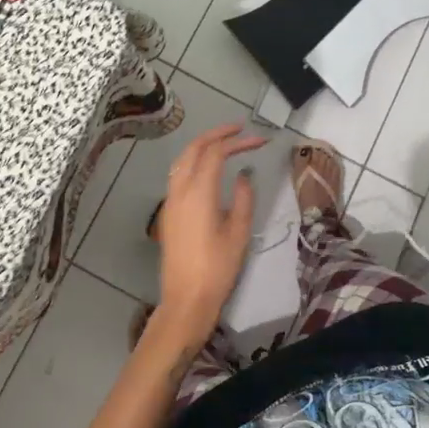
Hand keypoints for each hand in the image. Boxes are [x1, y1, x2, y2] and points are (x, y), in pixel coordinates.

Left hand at [153, 124, 264, 340]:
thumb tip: (243, 174)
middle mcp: (179, 190)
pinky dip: (193, 161)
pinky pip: (178, 174)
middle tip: (239, 129)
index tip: (260, 140)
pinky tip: (208, 168)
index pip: (216, 152)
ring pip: (182, 160)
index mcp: (198, 192)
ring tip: (224, 142)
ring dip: (202, 146)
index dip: (238, 141)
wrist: (186, 298)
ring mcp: (170, 200)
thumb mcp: (238, 233)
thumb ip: (242, 198)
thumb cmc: (217, 268)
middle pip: (194, 149)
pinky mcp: (168, 212)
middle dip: (216, 134)